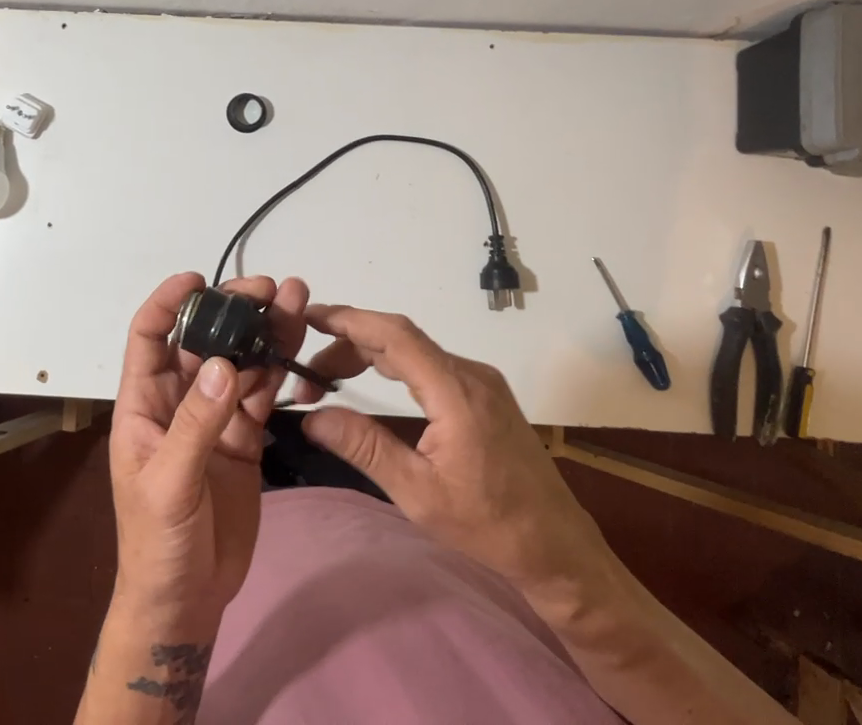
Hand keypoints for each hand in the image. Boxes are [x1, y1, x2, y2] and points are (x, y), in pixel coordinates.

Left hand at [107, 272, 308, 621]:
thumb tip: (223, 365)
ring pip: (239, 364)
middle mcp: (178, 403)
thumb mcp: (168, 482)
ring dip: (262, 335)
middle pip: (202, 343)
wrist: (186, 596)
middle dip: (230, 311)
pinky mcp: (243, 442)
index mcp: (144, 405)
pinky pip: (261, 398)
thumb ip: (195, 425)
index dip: (167, 303)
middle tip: (268, 288)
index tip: (198, 278)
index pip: (148, 338)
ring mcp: (213, 420)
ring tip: (295, 303)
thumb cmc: (157, 540)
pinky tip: (297, 351)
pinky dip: (278, 374)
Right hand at [295, 305, 614, 596]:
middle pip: (398, 339)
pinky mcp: (483, 395)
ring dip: (366, 356)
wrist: (556, 546)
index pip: (394, 335)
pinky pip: (428, 364)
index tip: (307, 316)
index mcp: (456, 392)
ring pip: (412, 351)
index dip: (348, 319)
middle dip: (346, 345)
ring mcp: (480, 382)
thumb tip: (311, 417)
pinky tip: (367, 382)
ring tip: (325, 379)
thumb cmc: (489, 524)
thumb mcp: (417, 492)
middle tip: (304, 374)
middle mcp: (470, 374)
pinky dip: (389, 366)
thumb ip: (364, 448)